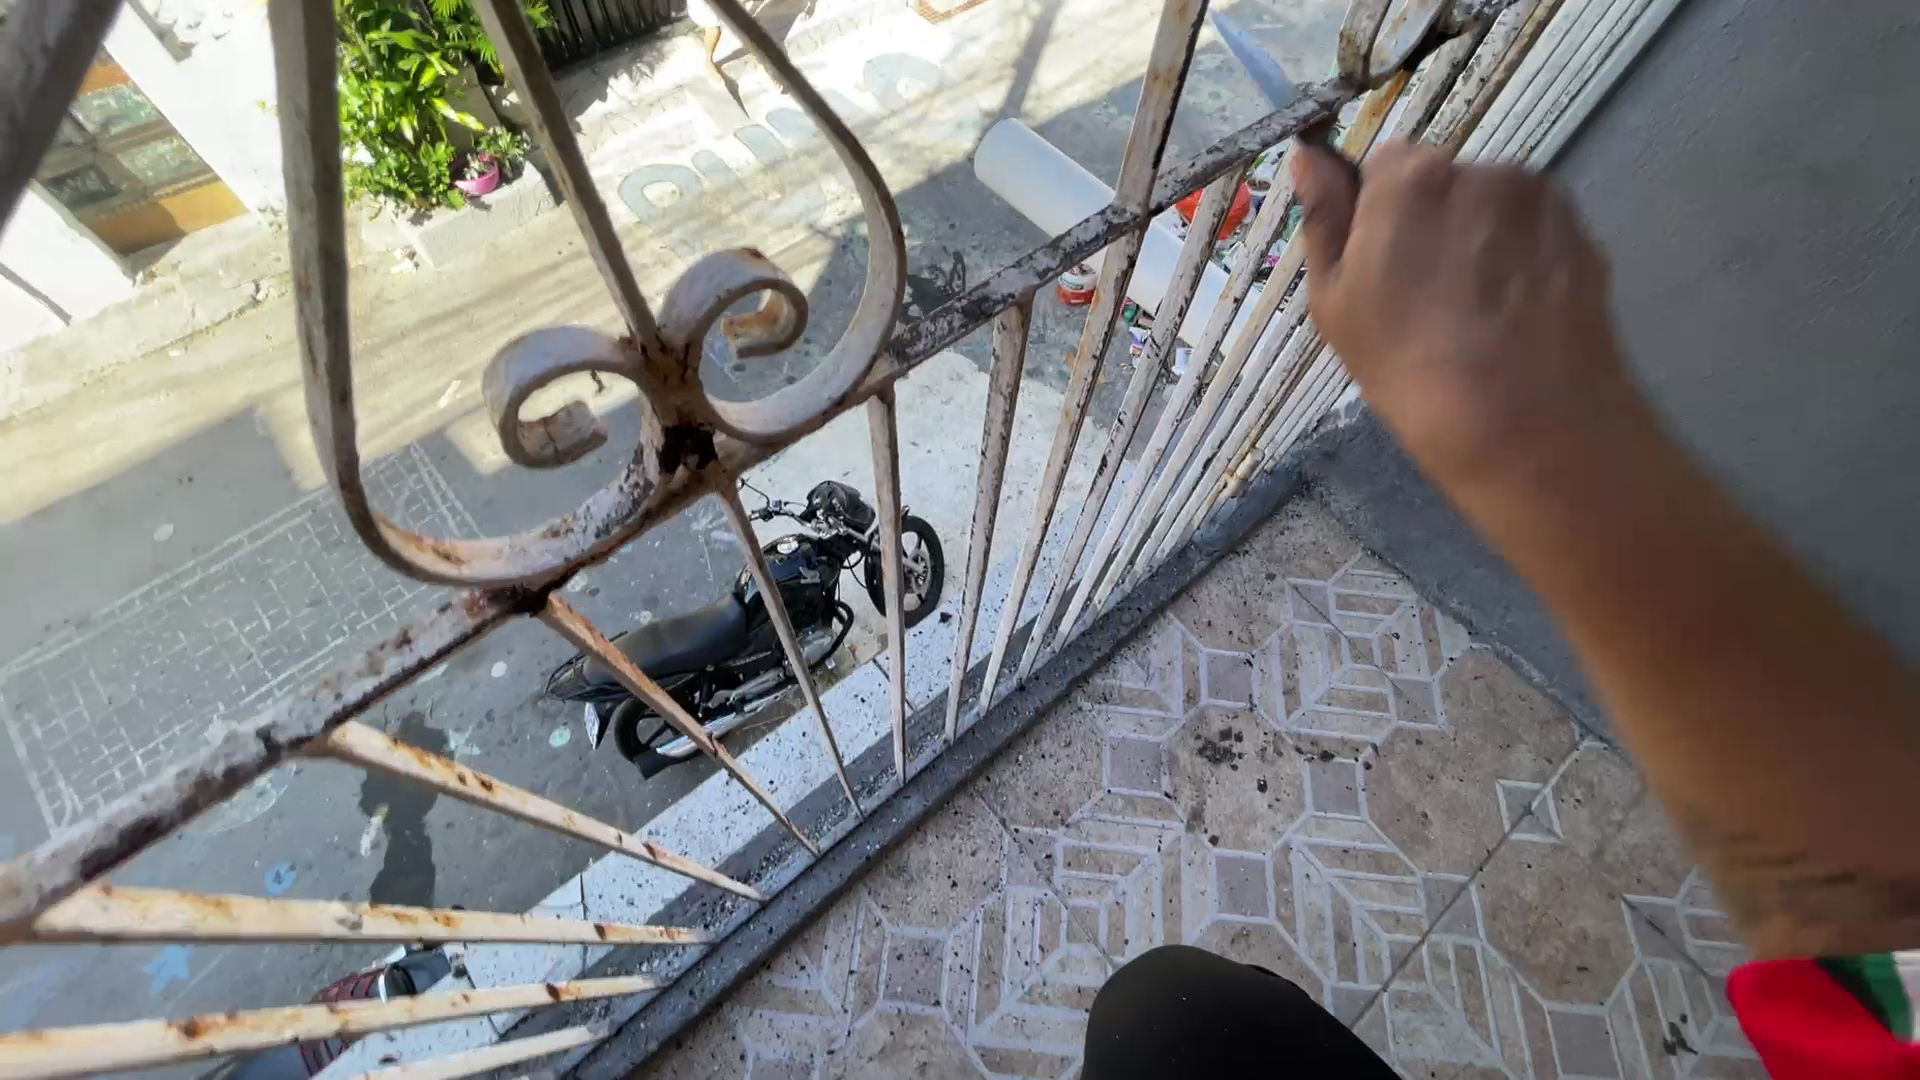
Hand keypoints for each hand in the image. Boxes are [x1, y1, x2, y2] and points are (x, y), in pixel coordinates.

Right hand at [1290, 140, 1643, 495]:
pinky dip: (1512, 260)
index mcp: (1410, 180)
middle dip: (1423, 222)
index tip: (1371, 263)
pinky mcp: (1581, 230)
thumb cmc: (1400, 360)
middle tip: (1413, 296)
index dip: (1371, 211)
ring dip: (1470, 239)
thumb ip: (1323, 221)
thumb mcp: (1334, 299)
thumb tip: (1307, 159)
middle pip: (1439, 181)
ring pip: (1486, 207)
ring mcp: (1541, 197)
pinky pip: (1529, 233)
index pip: (1382, 161)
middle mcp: (1481, 169)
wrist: (1518, 416)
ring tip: (1464, 312)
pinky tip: (1502, 315)